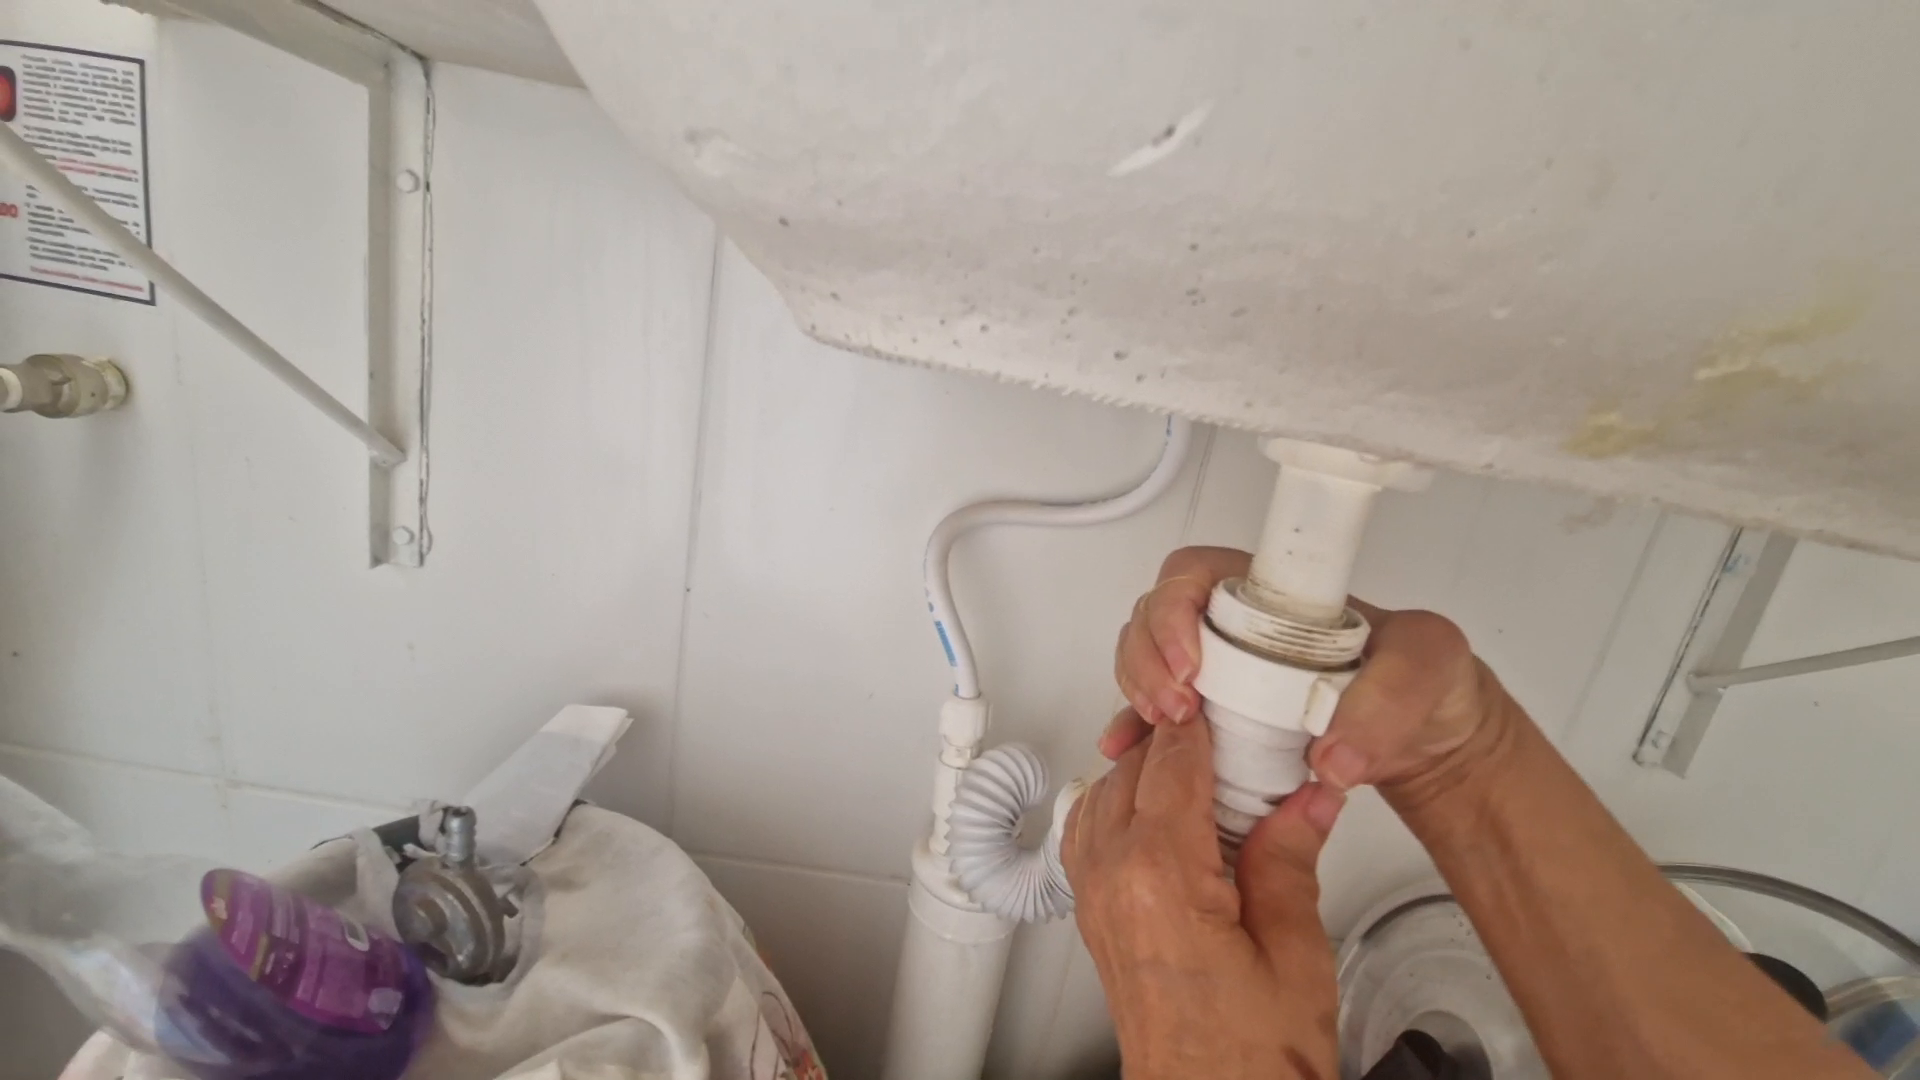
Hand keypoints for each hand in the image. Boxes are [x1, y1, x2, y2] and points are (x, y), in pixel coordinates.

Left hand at [1063, 716, 1343, 1079]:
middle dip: (1174, 738)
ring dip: (1144, 767)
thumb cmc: (1252, 1059)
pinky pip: (1090, 824)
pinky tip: (1155, 806)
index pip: (1173, 763)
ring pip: (1106, 788)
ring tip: (1195, 763)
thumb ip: (1290, 858)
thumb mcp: (1296, 953)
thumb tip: (1307, 795)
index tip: (1216, 695)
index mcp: (1161, 873)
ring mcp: (1093, 890)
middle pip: (1134, 767)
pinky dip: (1119, 799)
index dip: (1197, 723)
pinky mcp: (1091, 906)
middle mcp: (1113, 873)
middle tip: (1221, 728)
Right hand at [1105, 546, 1509, 801]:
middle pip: (1151, 616)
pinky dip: (1133, 729)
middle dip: (1147, 659)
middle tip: (1175, 710)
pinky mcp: (1210, 715)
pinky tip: (1125, 751)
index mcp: (1262, 593)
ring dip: (1137, 689)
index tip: (1191, 666)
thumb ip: (1390, 697)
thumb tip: (1330, 755)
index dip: (1172, 610)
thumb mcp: (1428, 663)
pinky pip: (1153, 710)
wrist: (1426, 738)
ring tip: (1162, 730)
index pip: (1190, 573)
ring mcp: (1212, 670)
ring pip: (1142, 658)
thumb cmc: (1423, 682)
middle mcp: (1225, 624)